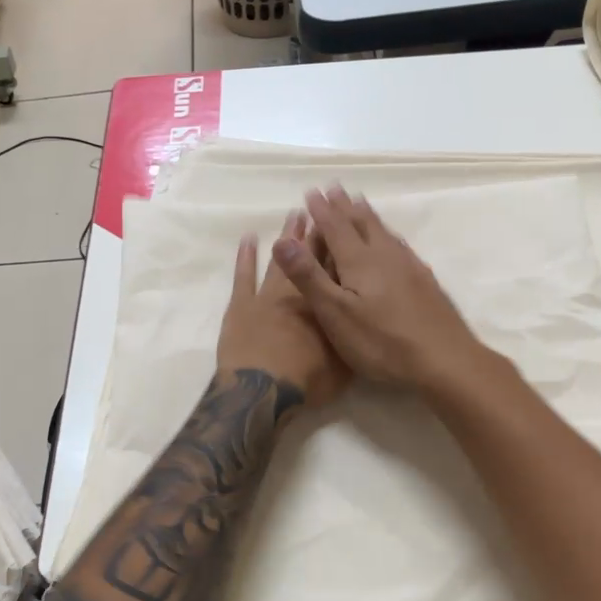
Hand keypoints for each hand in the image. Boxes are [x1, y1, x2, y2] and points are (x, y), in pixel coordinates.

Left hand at [216, 213, 350, 409]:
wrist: (263, 391)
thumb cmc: (308, 382)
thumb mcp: (344, 365)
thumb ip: (352, 339)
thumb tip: (361, 322)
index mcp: (327, 306)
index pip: (338, 270)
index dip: (342, 247)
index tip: (345, 223)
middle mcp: (299, 293)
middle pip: (310, 257)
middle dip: (318, 233)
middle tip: (321, 209)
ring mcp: (266, 297)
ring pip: (280, 260)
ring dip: (287, 237)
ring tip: (294, 215)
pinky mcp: (240, 306)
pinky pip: (243, 276)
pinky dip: (246, 257)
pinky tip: (249, 239)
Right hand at [272, 187, 492, 390]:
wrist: (443, 360)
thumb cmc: (381, 341)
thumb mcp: (334, 313)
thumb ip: (309, 277)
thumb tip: (282, 240)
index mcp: (360, 262)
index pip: (336, 228)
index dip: (321, 211)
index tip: (311, 192)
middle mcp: (385, 256)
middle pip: (362, 223)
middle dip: (345, 206)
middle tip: (335, 188)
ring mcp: (409, 268)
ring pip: (384, 232)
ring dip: (368, 216)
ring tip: (360, 204)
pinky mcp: (424, 282)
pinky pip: (400, 246)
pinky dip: (387, 235)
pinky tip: (393, 243)